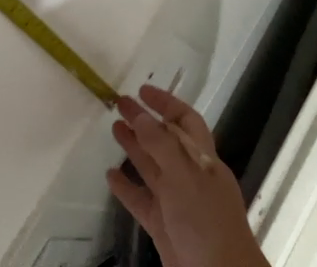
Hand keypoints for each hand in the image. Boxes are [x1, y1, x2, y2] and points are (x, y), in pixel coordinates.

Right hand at [109, 85, 266, 266]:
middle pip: (165, 141)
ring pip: (152, 167)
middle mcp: (191, 177)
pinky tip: (110, 175)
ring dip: (134, 147)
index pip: (186, 121)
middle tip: (119, 104)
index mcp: (204, 161)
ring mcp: (177, 202)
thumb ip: (161, 144)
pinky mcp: (163, 225)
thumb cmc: (207, 222)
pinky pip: (141, 200)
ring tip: (113, 128)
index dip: (166, 103)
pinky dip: (126, 186)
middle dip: (144, 121)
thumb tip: (140, 113)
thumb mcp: (185, 177)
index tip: (141, 90)